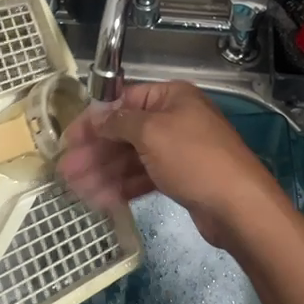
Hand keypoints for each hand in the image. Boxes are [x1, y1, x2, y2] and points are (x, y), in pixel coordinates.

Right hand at [57, 81, 285, 249]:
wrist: (238, 205)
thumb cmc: (194, 158)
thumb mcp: (152, 132)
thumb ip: (119, 122)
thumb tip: (98, 117)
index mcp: (172, 97)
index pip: (125, 101)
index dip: (95, 119)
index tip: (70, 138)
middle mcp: (175, 119)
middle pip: (126, 132)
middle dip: (95, 151)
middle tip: (66, 171)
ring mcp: (179, 151)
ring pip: (133, 158)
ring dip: (104, 171)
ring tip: (76, 189)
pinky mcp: (181, 179)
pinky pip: (144, 177)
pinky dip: (123, 185)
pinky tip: (101, 198)